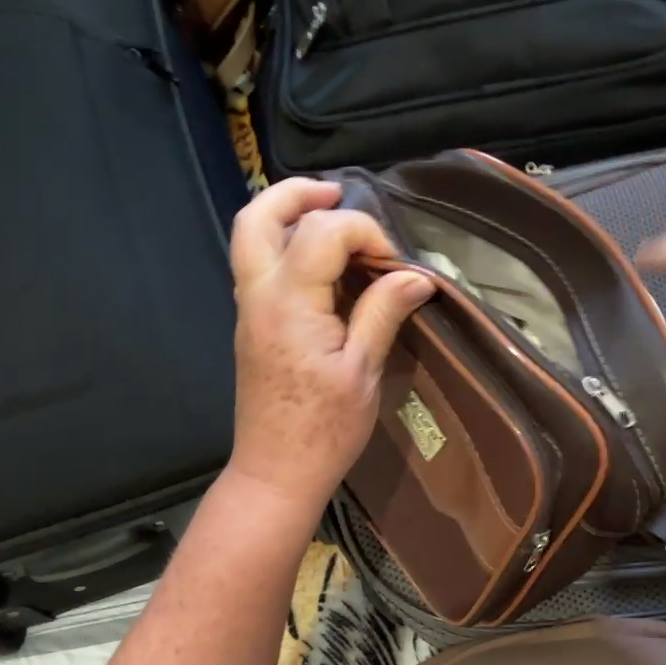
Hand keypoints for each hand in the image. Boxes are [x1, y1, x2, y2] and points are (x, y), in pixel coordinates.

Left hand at [225, 178, 434, 509]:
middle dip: (297, 194)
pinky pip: (259, 266)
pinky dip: (285, 246)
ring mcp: (249, 311)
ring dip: (286, 216)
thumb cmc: (324, 430)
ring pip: (250, 237)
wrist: (276, 473)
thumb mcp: (363, 372)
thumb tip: (416, 276)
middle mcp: (259, 295)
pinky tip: (322, 266)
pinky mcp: (252, 328)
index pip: (323, 231)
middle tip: (338, 191)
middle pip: (257, 215)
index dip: (364, 232)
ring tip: (331, 219)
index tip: (395, 266)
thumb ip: (382, 313)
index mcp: (289, 302)